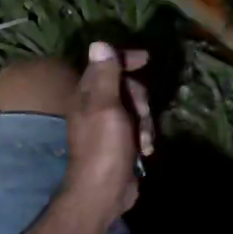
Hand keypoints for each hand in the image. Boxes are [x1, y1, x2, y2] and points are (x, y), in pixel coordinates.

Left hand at [62, 42, 151, 222]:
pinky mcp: (119, 141)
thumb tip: (98, 43)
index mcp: (86, 93)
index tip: (147, 59)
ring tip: (144, 141)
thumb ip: (105, 75)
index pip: (105, 64)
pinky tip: (145, 150)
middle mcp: (94, 105)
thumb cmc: (104, 147)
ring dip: (145, 122)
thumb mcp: (106, 106)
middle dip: (140, 99)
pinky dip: (144, 135)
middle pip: (126, 86)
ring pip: (136, 107)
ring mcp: (107, 124)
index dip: (125, 59)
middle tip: (140, 115)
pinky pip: (138, 127)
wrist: (104, 191)